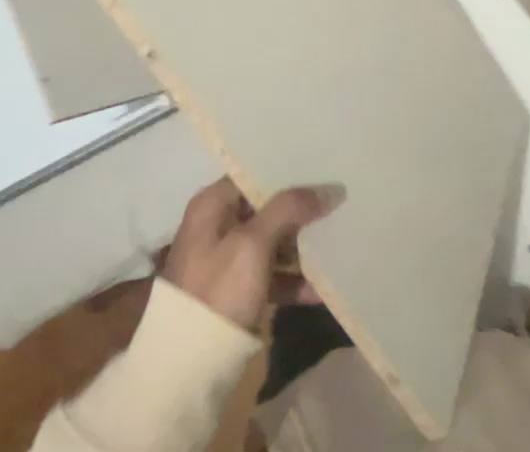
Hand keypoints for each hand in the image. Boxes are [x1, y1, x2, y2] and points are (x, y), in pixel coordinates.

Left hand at [163, 177, 345, 329]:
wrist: (190, 360)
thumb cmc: (218, 288)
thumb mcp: (253, 243)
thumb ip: (290, 209)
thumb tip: (330, 188)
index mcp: (212, 206)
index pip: (254, 175)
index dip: (287, 173)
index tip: (323, 169)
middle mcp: (217, 226)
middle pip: (267, 209)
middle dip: (302, 211)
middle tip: (339, 205)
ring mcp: (227, 261)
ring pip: (274, 243)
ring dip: (302, 248)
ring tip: (338, 244)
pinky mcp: (238, 291)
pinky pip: (273, 276)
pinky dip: (294, 281)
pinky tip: (323, 290)